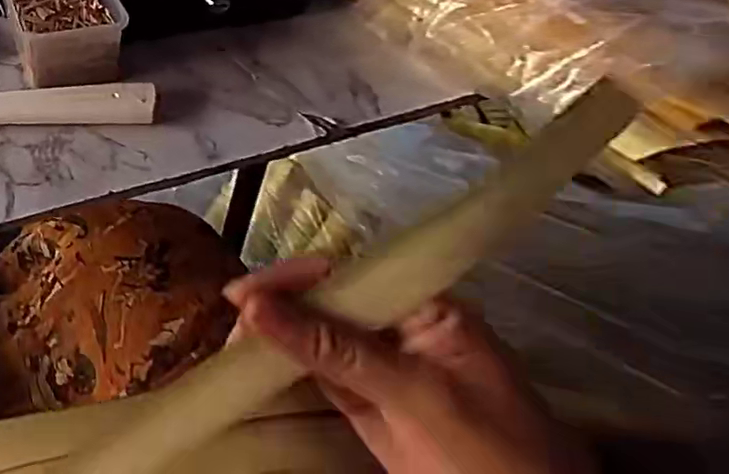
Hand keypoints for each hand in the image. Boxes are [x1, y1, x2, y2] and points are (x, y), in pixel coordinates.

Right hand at [223, 257, 593, 473]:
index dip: (292, 278)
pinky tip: (255, 366)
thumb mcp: (418, 396)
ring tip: (232, 342)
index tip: (245, 293)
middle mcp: (394, 324)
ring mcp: (380, 364)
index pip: (344, 273)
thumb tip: (258, 308)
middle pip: (323, 300)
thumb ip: (337, 349)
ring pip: (313, 335)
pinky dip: (285, 370)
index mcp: (419, 304)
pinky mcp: (368, 403)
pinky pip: (318, 375)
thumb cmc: (497, 455)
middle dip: (275, 305)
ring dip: (273, 336)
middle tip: (232, 319)